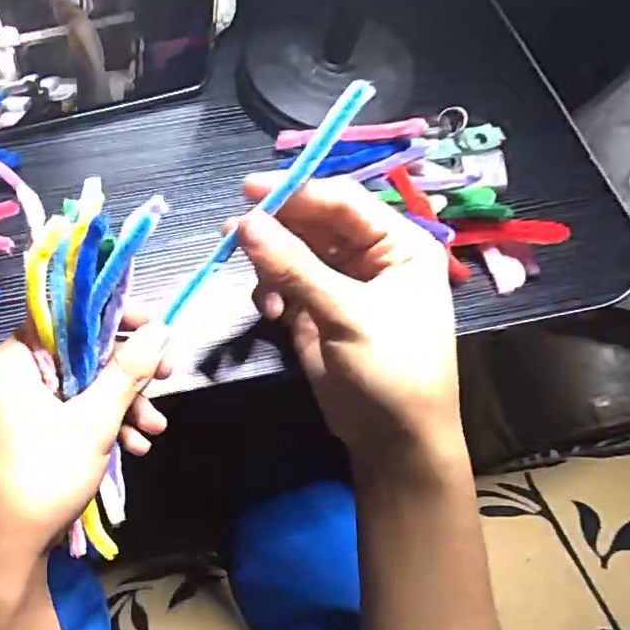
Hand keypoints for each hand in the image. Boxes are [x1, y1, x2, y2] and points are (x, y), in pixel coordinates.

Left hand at [0, 314, 172, 610]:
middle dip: (128, 373)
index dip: (116, 316)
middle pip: (83, 353)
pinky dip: (106, 426)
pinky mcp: (38, 431)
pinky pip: (77, 413)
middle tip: (167, 378)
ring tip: (154, 430)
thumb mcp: (94, 421)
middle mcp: (18, 374)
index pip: (68, 315)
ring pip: (86, 387)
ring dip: (124, 406)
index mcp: (17, 358)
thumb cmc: (44, 473)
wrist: (8, 545)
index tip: (156, 327)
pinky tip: (136, 446)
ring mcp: (27, 404)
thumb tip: (161, 330)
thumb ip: (127, 372)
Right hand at [238, 176, 465, 470]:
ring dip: (269, 267)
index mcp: (397, 244)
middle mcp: (369, 258)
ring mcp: (339, 286)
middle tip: (232, 236)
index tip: (248, 191)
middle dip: (275, 231)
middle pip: (312, 225)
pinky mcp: (315, 313)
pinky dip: (270, 293)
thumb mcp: (346, 315)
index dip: (295, 192)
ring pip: (292, 255)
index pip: (342, 201)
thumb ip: (294, 268)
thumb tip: (244, 223)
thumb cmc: (389, 371)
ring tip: (261, 293)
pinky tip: (269, 311)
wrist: (392, 438)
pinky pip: (284, 286)